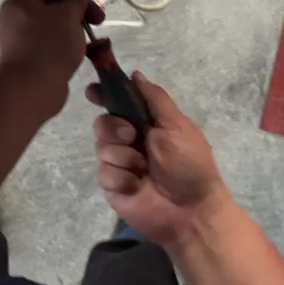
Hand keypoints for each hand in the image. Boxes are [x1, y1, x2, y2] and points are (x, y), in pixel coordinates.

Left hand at [0, 0, 101, 98]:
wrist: (31, 89)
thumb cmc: (49, 45)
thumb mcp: (67, 14)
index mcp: (21, 0)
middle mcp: (18, 16)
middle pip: (51, 2)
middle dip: (77, 7)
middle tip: (98, 19)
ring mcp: (23, 38)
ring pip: (54, 23)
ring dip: (75, 26)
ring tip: (93, 39)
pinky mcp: (31, 57)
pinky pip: (51, 42)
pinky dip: (68, 43)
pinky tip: (85, 52)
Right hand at [88, 73, 229, 245]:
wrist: (190, 211)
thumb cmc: (189, 165)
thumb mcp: (176, 125)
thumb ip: (154, 98)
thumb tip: (135, 74)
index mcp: (145, 123)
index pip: (117, 102)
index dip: (103, 94)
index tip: (93, 92)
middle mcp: (128, 140)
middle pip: (102, 122)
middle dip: (114, 127)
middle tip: (131, 136)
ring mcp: (118, 163)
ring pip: (101, 146)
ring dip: (123, 155)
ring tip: (142, 168)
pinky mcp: (112, 185)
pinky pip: (103, 172)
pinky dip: (121, 177)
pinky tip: (136, 185)